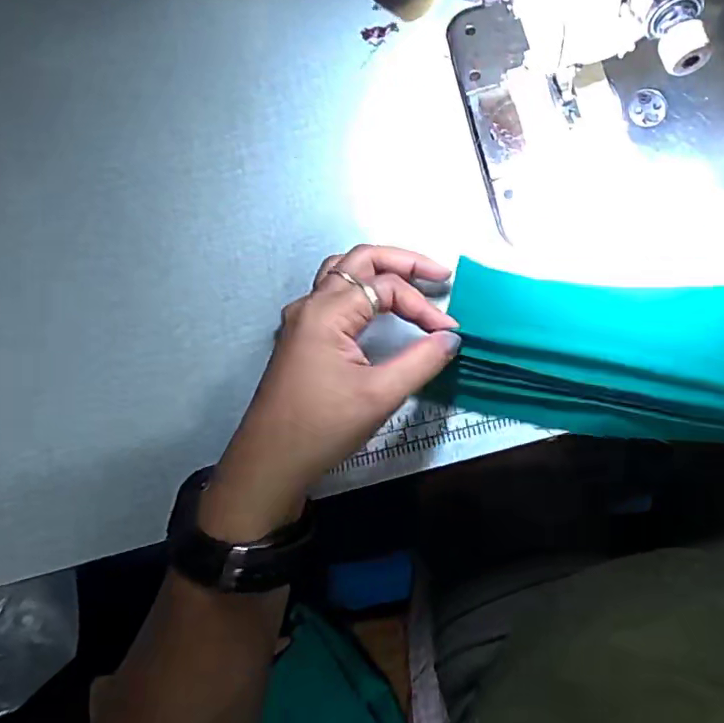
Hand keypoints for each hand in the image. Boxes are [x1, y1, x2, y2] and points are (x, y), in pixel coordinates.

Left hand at [201, 245, 461, 540]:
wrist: (271, 462)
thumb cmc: (323, 426)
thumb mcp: (381, 395)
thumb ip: (422, 360)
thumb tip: (452, 338)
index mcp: (327, 313)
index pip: (386, 288)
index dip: (423, 305)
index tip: (448, 332)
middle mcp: (311, 306)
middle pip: (360, 260)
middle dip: (403, 262)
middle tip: (440, 276)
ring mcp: (303, 320)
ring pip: (344, 273)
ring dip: (381, 272)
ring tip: (414, 283)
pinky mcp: (304, 337)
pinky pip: (337, 295)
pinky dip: (366, 290)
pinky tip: (384, 308)